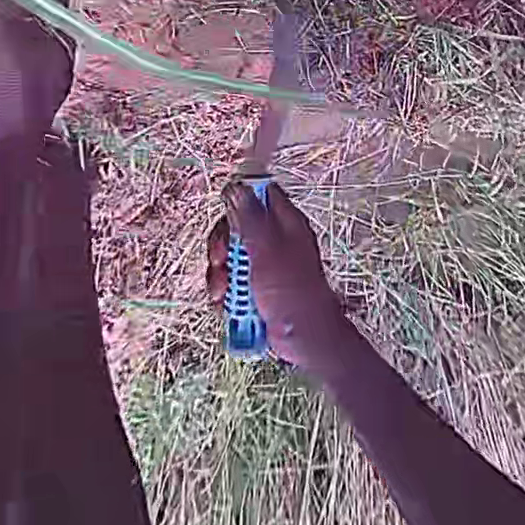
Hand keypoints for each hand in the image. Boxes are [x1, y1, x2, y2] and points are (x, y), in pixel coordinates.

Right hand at [208, 182, 349, 371]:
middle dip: (222, 246)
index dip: (240, 201)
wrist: (304, 338)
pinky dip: (225, 292)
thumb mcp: (266, 248)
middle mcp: (276, 239)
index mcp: (286, 222)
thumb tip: (235, 186)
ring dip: (220, 275)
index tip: (227, 219)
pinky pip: (233, 281)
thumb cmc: (292, 290)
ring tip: (223, 292)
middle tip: (220, 261)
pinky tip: (225, 304)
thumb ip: (249, 217)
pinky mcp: (257, 287)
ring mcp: (266, 264)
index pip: (259, 195)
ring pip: (231, 257)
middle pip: (237, 227)